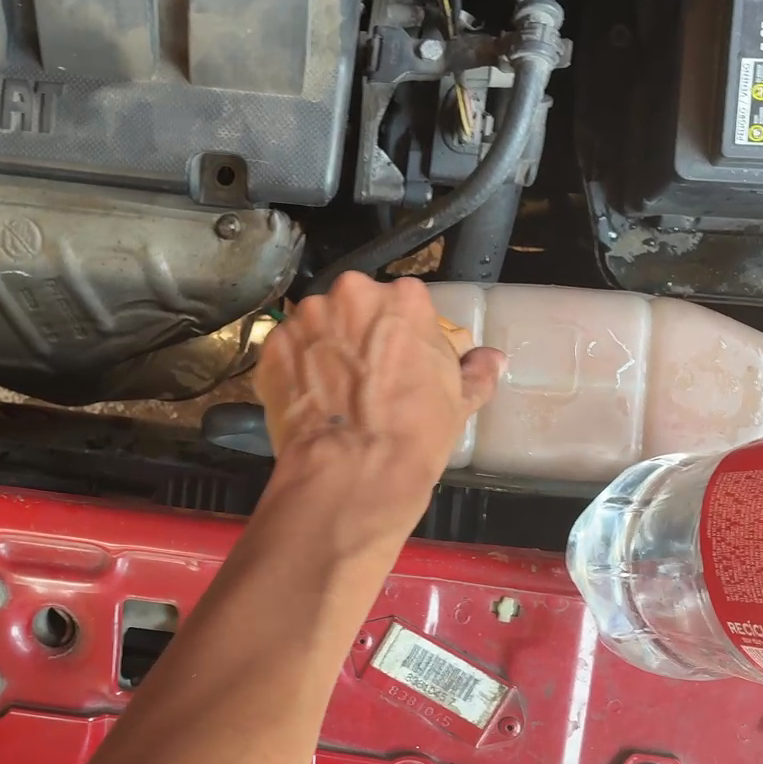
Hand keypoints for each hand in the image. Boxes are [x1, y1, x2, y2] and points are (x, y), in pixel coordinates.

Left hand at [254, 272, 505, 549]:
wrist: (352, 468)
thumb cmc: (415, 433)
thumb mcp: (458, 402)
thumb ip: (475, 371)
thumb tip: (492, 360)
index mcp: (403, 298)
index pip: (402, 305)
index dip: (398, 336)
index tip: (395, 362)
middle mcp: (350, 295)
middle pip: (352, 307)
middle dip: (355, 334)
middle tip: (360, 377)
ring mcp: (305, 319)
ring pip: (315, 327)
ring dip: (320, 350)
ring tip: (328, 392)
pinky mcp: (271, 348)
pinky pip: (283, 354)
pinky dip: (291, 372)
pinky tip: (304, 402)